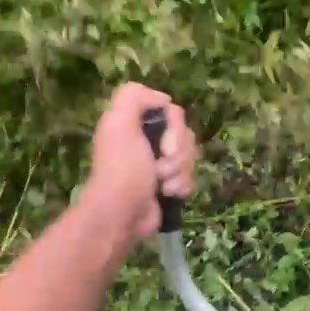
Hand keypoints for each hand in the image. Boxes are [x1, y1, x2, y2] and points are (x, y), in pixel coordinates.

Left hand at [83, 82, 196, 244]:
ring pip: (190, 157)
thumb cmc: (123, 169)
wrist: (124, 213)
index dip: (175, 129)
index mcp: (135, 122)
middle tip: (160, 169)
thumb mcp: (119, 123)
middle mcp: (148, 139)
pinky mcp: (169, 183)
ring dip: (179, 173)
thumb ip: (134, 96)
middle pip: (185, 135)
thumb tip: (164, 100)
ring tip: (163, 186)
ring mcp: (160, 163)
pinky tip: (168, 194)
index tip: (164, 145)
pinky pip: (190, 176)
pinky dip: (182, 186)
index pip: (173, 112)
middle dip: (178, 155)